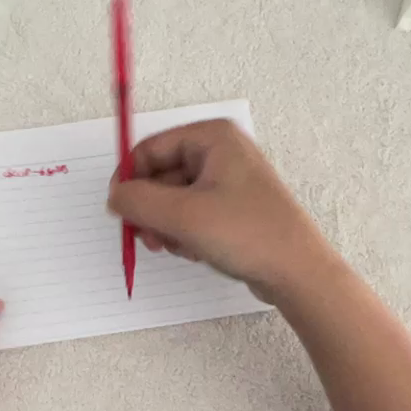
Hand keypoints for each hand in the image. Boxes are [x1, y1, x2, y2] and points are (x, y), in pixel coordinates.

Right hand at [107, 119, 341, 300]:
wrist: (296, 272)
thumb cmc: (248, 234)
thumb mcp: (182, 216)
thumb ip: (137, 201)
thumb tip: (114, 197)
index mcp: (211, 138)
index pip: (149, 149)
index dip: (129, 180)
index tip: (119, 211)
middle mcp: (220, 152)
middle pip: (159, 176)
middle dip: (150, 210)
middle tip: (149, 238)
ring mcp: (227, 181)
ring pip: (172, 200)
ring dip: (165, 226)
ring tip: (179, 247)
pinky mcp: (231, 208)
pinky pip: (190, 215)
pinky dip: (183, 234)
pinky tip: (195, 251)